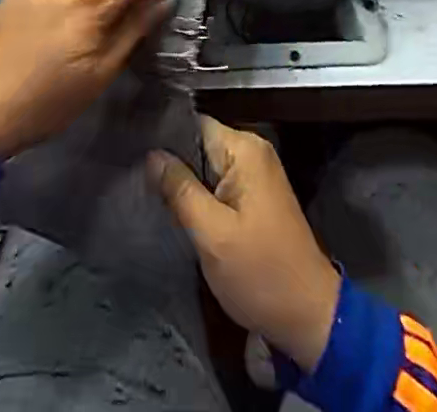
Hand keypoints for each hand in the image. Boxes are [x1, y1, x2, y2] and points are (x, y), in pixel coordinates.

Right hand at [148, 116, 341, 371]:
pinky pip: (218, 184)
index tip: (131, 150)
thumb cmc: (259, 271)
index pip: (196, 125)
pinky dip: (198, 195)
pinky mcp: (254, 197)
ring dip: (182, 181)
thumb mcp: (212, 234)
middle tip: (131, 177)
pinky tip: (172, 208)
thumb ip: (181, 190)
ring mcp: (256, 175)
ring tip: (143, 191)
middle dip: (170, 161)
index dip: (164, 137)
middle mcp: (254, 153)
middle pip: (201, 144)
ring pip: (207, 166)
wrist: (305, 311)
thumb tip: (153, 155)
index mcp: (246, 150)